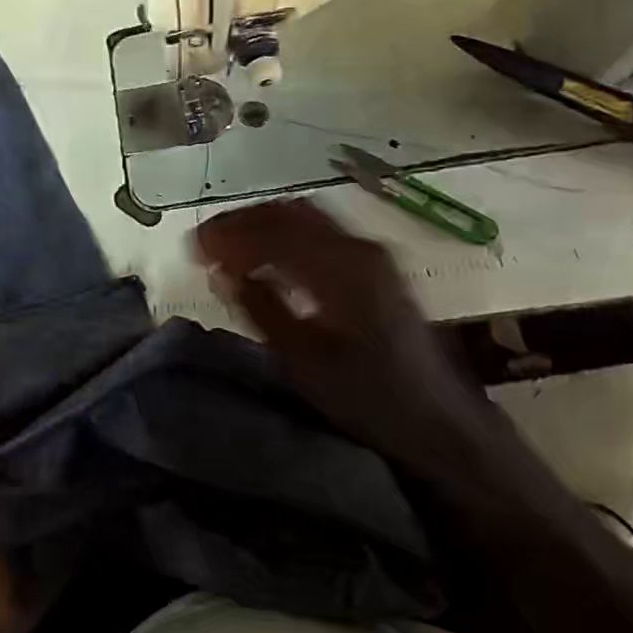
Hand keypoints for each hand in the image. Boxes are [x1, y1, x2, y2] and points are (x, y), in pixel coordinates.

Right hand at [195, 200, 492, 460]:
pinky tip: (270, 255)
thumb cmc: (369, 398)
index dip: (229, 235)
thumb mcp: (305, 363)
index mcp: (341, 267)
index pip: (273, 232)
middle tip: (206, 240)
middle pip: (290, 213)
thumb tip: (223, 274)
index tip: (194, 246)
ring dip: (265, 223)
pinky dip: (288, 233)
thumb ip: (261, 310)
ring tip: (230, 243)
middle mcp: (358, 246)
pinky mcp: (376, 264)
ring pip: (307, 217)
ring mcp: (371, 252)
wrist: (438, 419)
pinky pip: (322, 231)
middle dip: (243, 221)